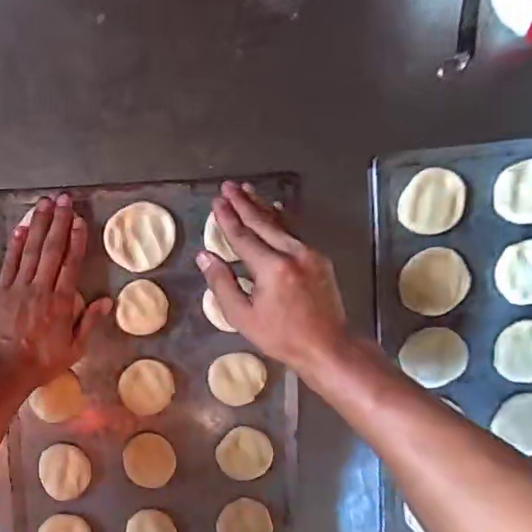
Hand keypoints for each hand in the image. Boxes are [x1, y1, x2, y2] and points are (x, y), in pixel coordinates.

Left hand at [0, 193, 111, 388]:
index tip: (80, 220)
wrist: (2, 370)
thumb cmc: (41, 363)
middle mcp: (40, 288)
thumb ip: (89, 322)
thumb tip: (107, 301)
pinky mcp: (0, 291)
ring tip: (45, 202)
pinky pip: (9, 262)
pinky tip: (21, 227)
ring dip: (38, 224)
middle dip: (59, 221)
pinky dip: (15, 243)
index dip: (76, 239)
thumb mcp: (74, 349)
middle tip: (64, 198)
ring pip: (30, 249)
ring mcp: (18, 287)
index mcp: (60, 302)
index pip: (71, 263)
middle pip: (51, 249)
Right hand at [195, 181, 349, 373]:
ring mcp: (310, 253)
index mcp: (272, 268)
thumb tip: (205, 256)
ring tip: (247, 190)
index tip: (216, 202)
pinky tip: (275, 209)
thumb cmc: (280, 336)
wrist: (327, 345)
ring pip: (281, 222)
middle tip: (228, 186)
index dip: (227, 218)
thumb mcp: (242, 317)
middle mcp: (293, 253)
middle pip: (263, 222)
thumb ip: (221, 284)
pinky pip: (295, 231)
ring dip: (262, 205)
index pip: (243, 236)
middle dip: (243, 203)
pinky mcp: (319, 258)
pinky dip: (281, 218)